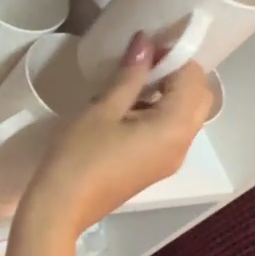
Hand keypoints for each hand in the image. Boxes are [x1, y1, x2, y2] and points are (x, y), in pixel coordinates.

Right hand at [20, 33, 214, 237]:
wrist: (57, 212)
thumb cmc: (76, 160)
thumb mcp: (101, 111)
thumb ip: (129, 75)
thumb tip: (145, 43)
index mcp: (175, 124)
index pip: (191, 75)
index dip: (171, 57)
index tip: (143, 51)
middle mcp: (183, 143)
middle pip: (196, 96)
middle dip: (175, 77)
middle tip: (139, 70)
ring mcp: (169, 161)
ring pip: (183, 116)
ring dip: (165, 98)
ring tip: (127, 94)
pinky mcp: (152, 171)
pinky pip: (168, 135)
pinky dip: (157, 118)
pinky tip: (125, 119)